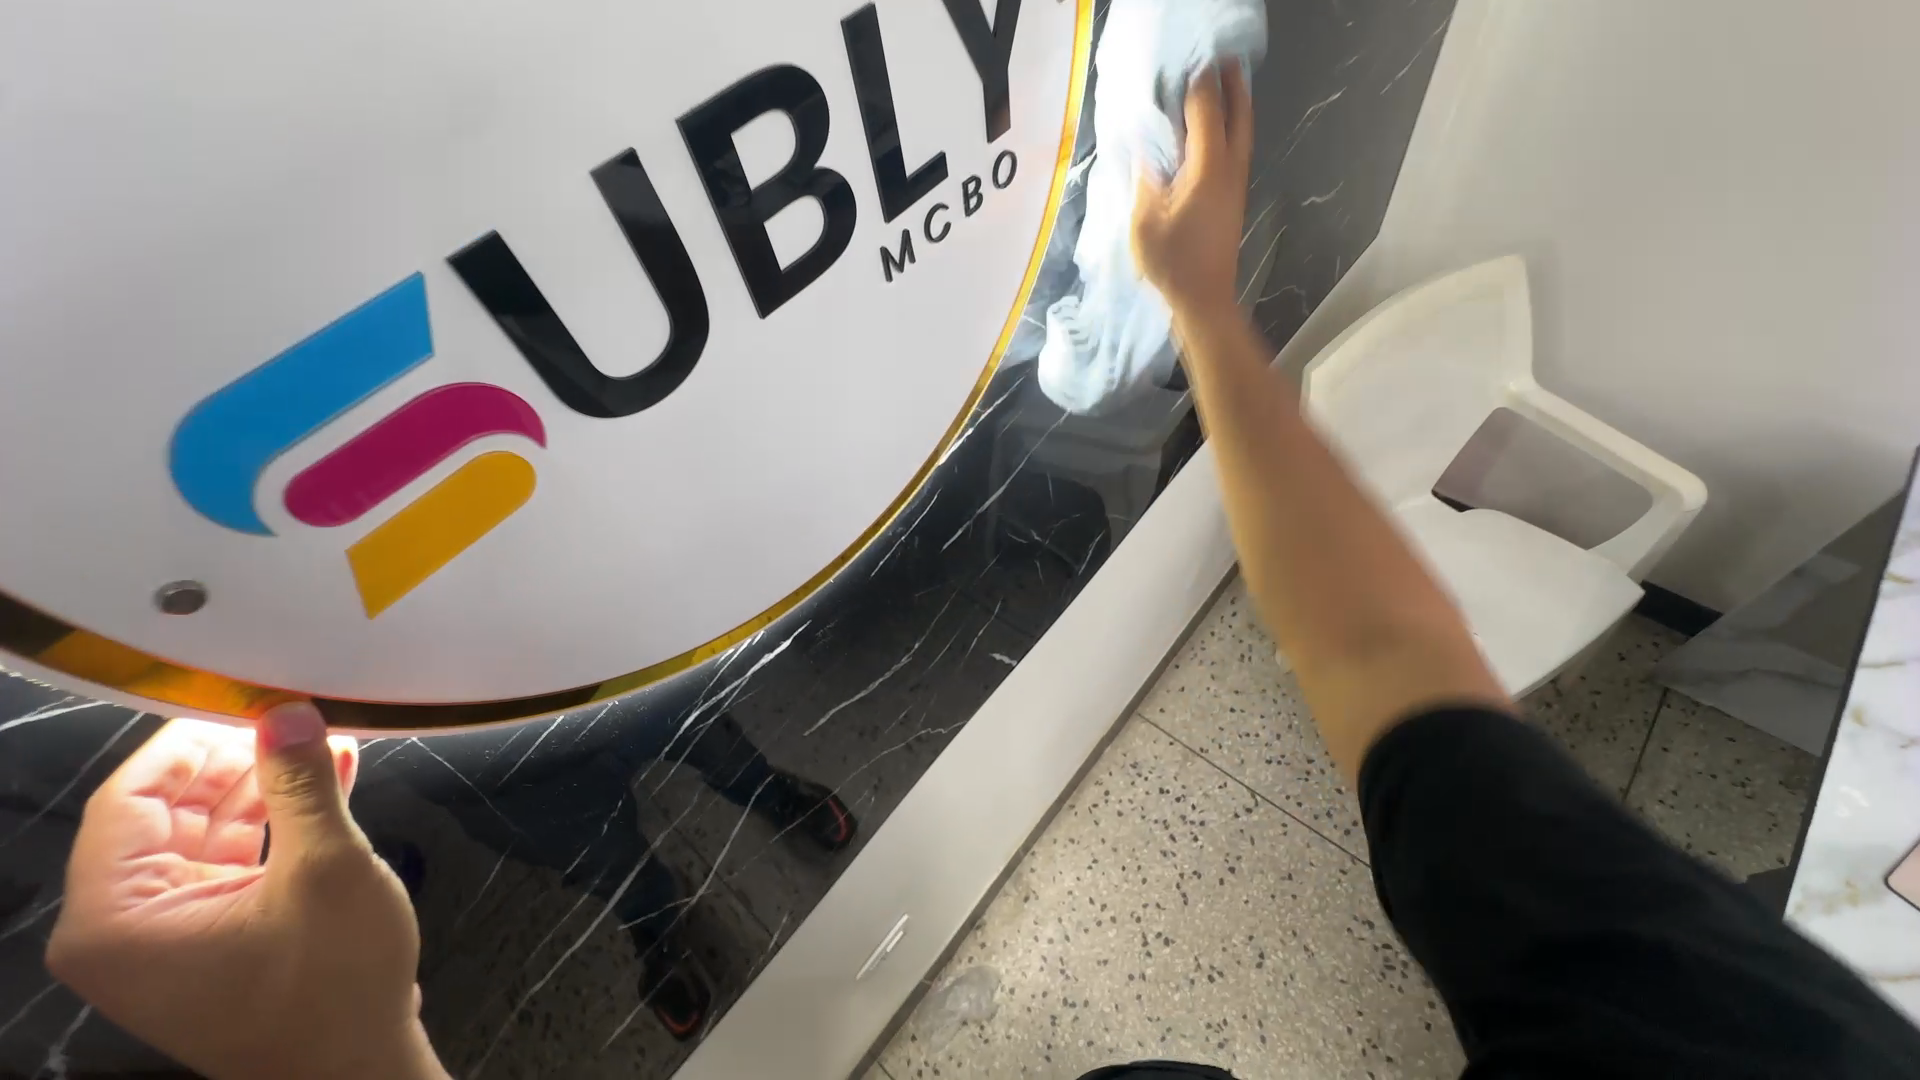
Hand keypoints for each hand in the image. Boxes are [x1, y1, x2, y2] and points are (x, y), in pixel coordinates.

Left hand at [46, 703, 448, 1079]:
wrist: (358, 1062)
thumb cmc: (330, 974)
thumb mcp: (325, 869)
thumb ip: (301, 786)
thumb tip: (285, 710)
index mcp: (120, 914)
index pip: (132, 800)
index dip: (189, 743)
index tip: (252, 697)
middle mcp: (133, 919)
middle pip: (173, 811)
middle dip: (239, 759)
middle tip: (300, 712)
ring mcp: (182, 926)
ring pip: (215, 828)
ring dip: (273, 782)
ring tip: (328, 736)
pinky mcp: (228, 928)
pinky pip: (245, 854)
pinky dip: (287, 816)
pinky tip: (335, 774)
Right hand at [1131, 62, 1256, 320]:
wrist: (1205, 300)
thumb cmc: (1172, 264)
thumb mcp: (1145, 223)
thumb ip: (1145, 180)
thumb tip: (1145, 148)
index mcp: (1207, 168)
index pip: (1205, 110)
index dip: (1196, 84)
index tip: (1184, 67)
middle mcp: (1229, 169)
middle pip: (1237, 114)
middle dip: (1230, 84)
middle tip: (1221, 62)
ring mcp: (1236, 184)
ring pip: (1243, 132)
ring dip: (1236, 105)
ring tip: (1225, 85)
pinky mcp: (1234, 199)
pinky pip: (1238, 149)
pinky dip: (1232, 128)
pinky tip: (1219, 130)